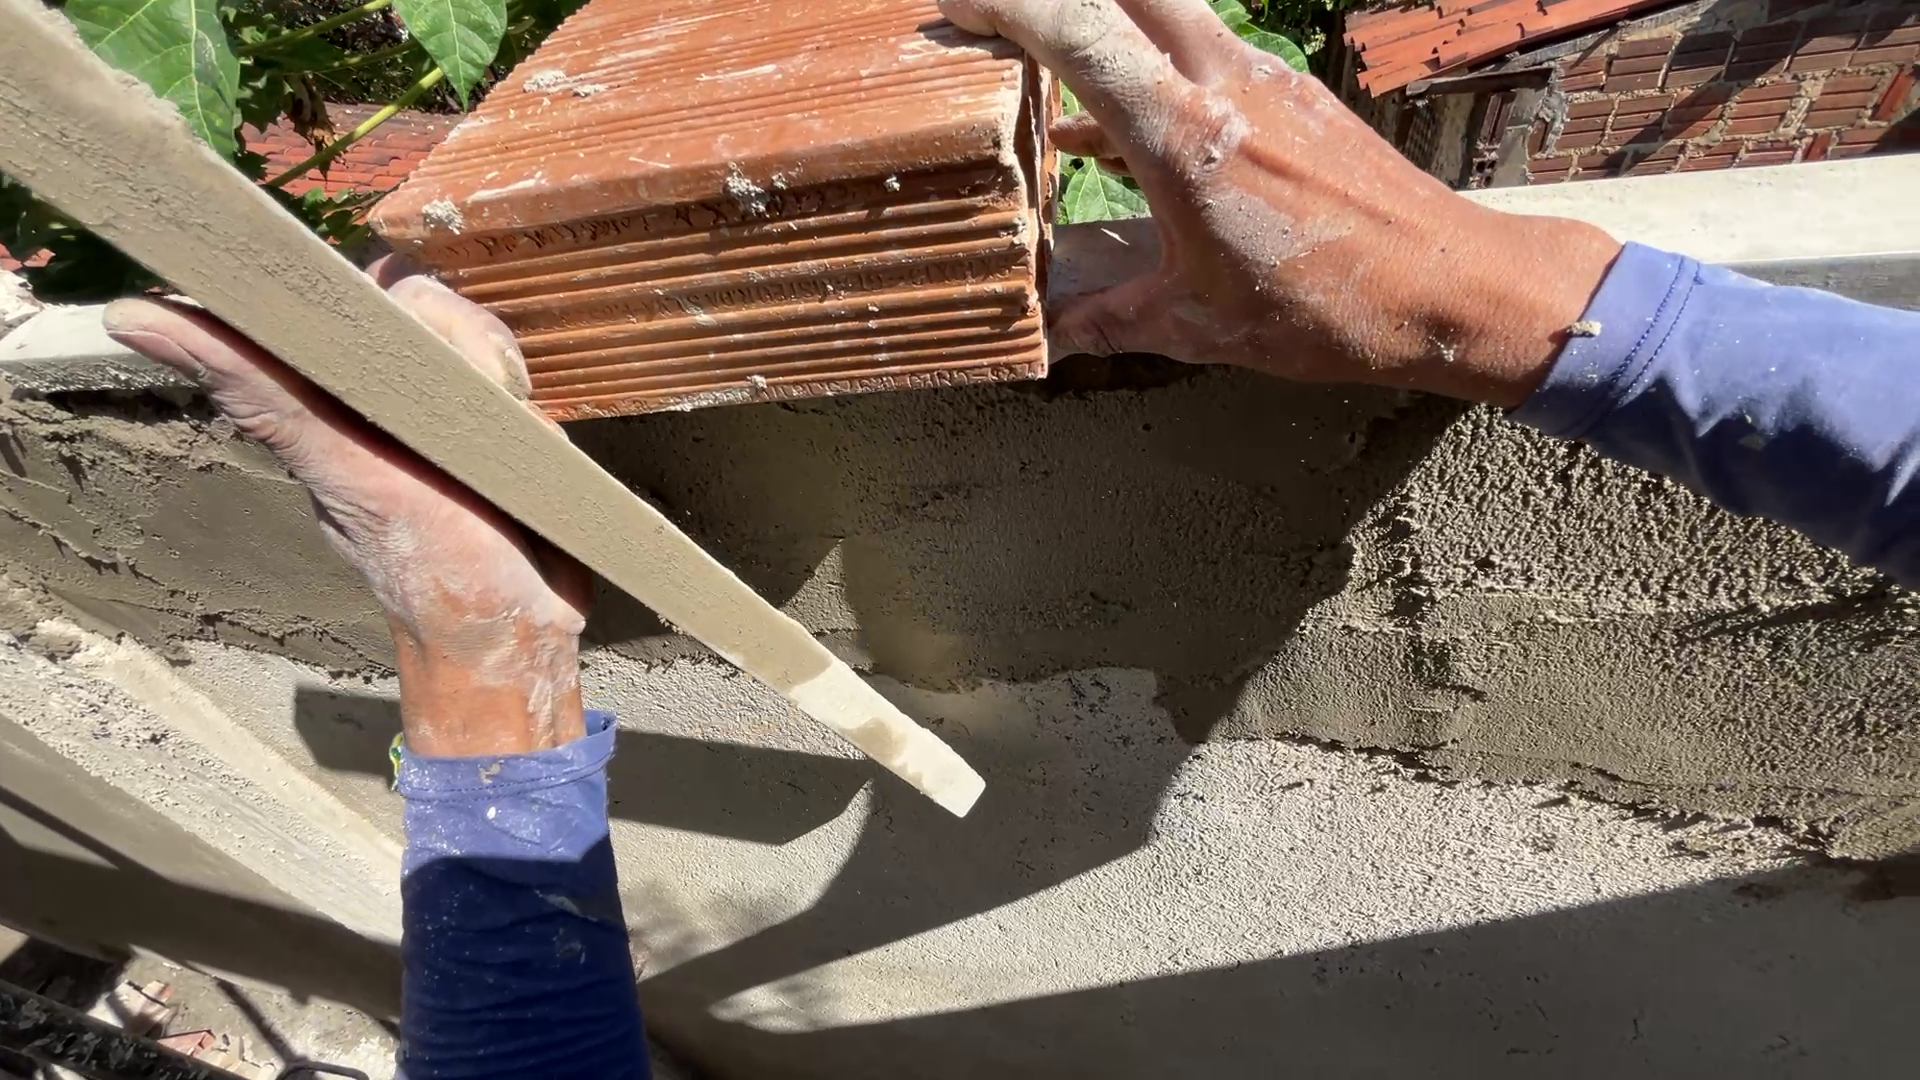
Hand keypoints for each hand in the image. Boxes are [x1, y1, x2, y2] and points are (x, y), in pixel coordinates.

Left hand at [102, 262, 589, 756]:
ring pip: (492, 353)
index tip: (433, 342)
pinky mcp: (514, 444)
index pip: (353, 297)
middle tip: (497, 396)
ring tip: (525, 442)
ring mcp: (462, 421)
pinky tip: (545, 453)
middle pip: (438, 314)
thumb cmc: (430, 569)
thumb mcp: (353, 480)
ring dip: (516, 395)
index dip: (396, 298)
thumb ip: (275, 402)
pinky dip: (544, 422)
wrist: (519, 628)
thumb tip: (131, 316)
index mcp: (339, 400)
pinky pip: (531, 401)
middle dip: (478, 350)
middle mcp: (399, 401)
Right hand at [942, 0, 1623, 406]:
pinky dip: (1141, 66)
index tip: (956, 7)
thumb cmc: (1322, 311)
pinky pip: (1197, 50)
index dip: (1010, 7)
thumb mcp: (1196, 326)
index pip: (1082, 37)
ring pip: (1163, 7)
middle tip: (992, 16)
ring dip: (1099, 20)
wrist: (1443, 286)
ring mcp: (1262, 78)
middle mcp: (1225, 84)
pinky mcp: (1285, 92)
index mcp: (1189, 141)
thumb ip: (1110, 320)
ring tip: (1038, 65)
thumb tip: (1050, 337)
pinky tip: (1110, 121)